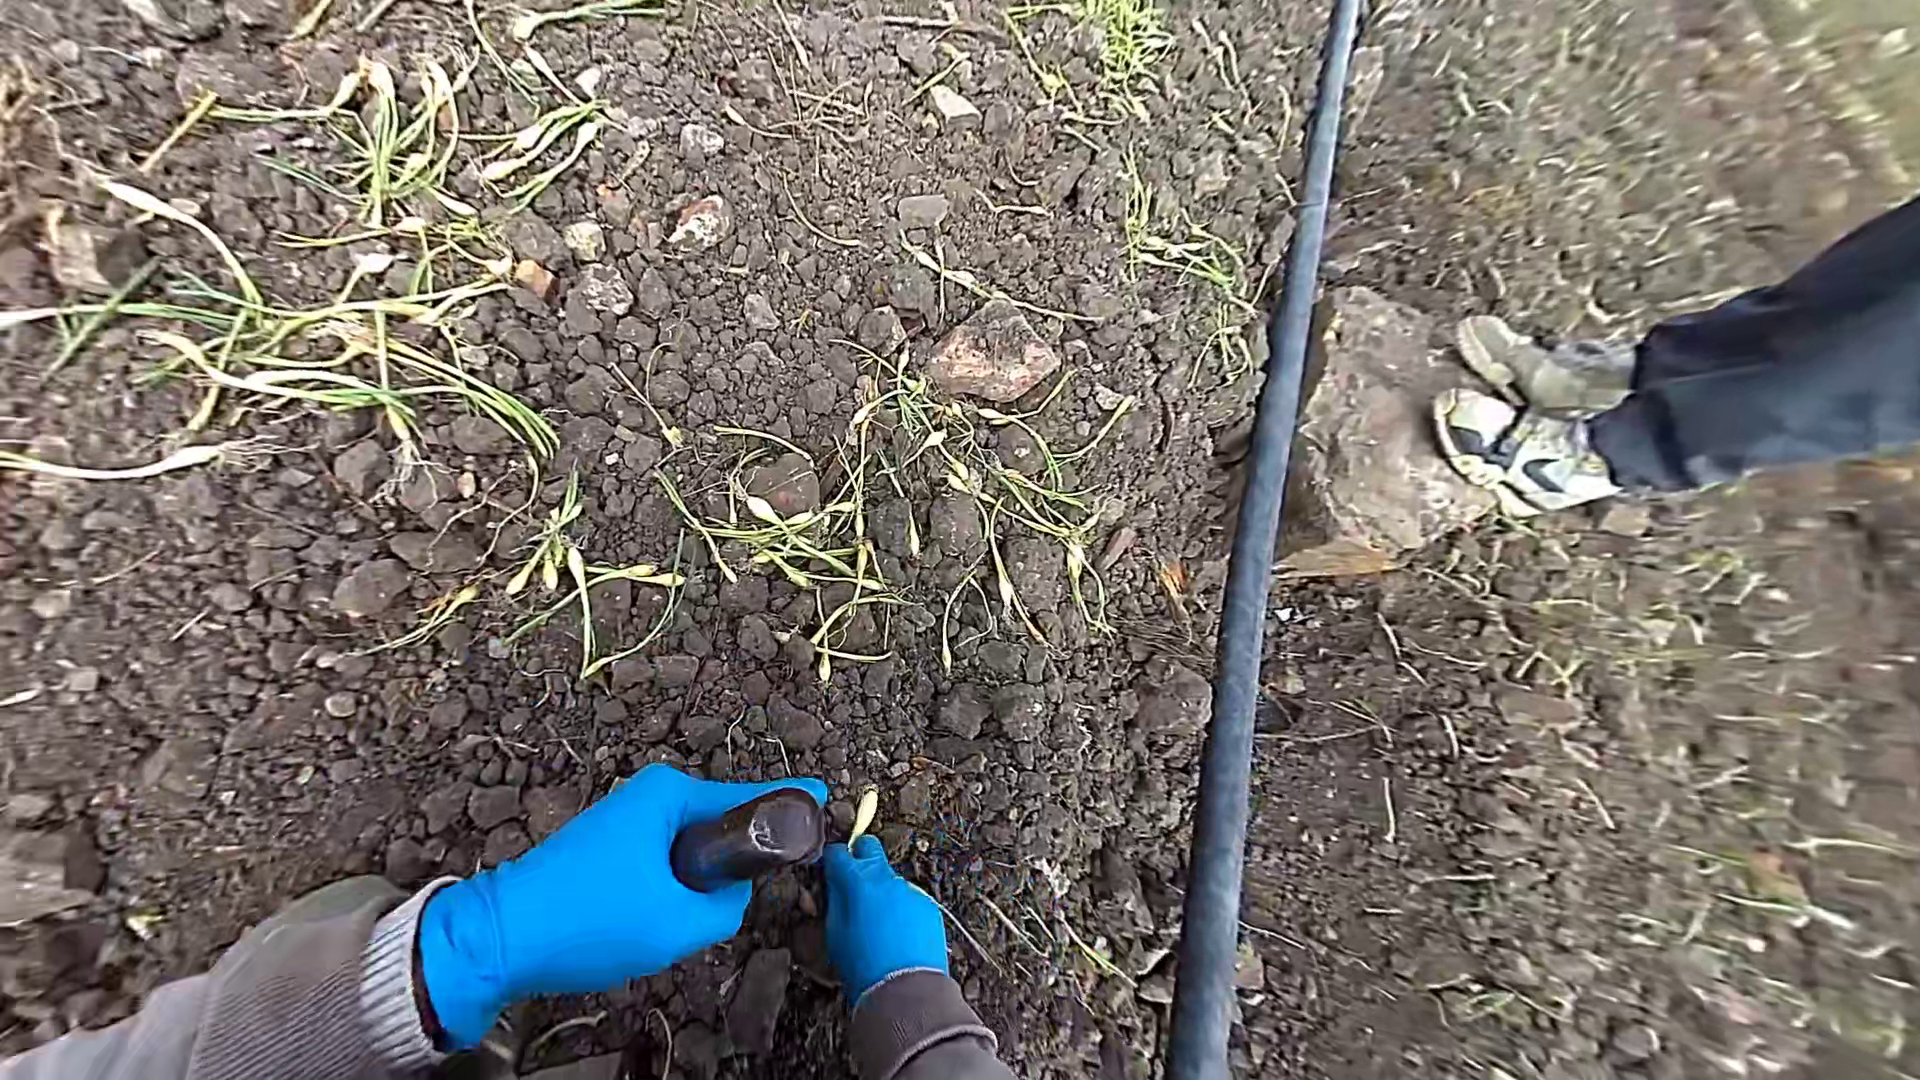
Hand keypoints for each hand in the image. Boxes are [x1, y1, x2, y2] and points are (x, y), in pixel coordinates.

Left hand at [418, 764, 827, 1046]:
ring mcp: (631, 812)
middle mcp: (654, 791)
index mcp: (671, 794)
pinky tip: (668, 908)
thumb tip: (737, 893)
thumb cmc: (588, 920)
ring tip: (697, 909)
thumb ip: (727, 908)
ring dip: (703, 871)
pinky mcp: (614, 836)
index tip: (824, 799)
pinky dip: (679, 874)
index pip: (747, 795)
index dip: (788, 803)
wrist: (493, 940)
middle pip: (721, 819)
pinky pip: (668, 849)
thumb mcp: (673, 925)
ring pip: (693, 840)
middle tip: (752, 885)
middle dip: (738, 853)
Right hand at [823, 834, 948, 1003]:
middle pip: (869, 847)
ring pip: (889, 878)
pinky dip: (900, 909)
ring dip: (880, 891)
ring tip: (876, 924)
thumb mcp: (835, 934)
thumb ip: (834, 899)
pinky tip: (896, 934)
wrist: (906, 991)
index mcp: (859, 881)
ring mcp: (909, 889)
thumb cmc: (864, 967)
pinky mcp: (926, 904)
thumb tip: (834, 882)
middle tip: (852, 878)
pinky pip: (908, 899)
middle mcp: (886, 878)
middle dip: (858, 856)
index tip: (830, 866)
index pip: (839, 852)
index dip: (832, 859)